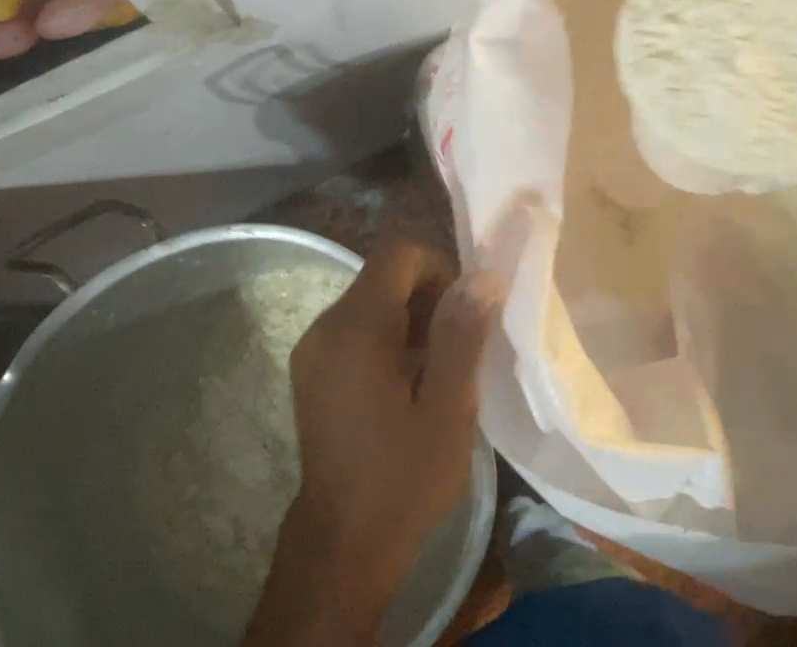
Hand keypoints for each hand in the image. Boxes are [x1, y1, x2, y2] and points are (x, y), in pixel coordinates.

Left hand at [243, 240, 504, 644]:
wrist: (343, 542)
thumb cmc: (403, 477)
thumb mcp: (448, 406)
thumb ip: (463, 334)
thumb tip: (483, 275)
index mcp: (355, 328)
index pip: (398, 254)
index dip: (440, 268)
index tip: (466, 313)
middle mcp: (325, 327)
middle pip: (384, 276)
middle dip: (430, 299)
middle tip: (460, 350)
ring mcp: (313, 351)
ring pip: (371, 303)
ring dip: (412, 322)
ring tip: (440, 373)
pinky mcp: (313, 372)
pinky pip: (357, 332)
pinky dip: (389, 342)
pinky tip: (411, 388)